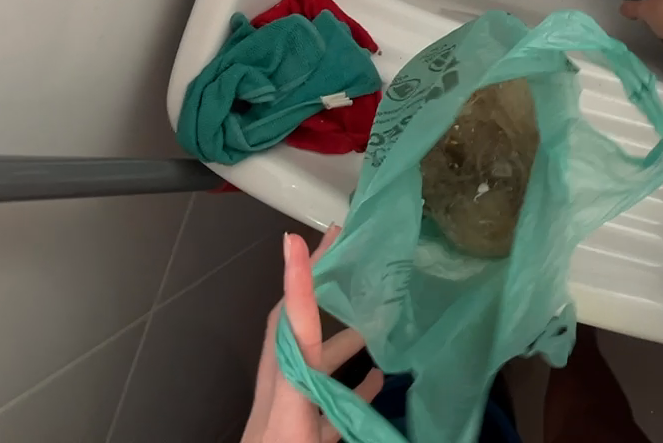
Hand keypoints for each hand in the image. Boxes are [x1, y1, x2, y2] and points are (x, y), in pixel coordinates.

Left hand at [242, 224, 384, 442]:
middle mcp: (283, 407)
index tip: (295, 240)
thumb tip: (364, 358)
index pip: (292, 334)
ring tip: (378, 314)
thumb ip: (334, 402)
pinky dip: (350, 382)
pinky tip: (379, 376)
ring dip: (341, 335)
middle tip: (344, 246)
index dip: (296, 285)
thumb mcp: (300, 434)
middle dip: (316, 285)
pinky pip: (325, 403)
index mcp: (286, 408)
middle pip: (295, 331)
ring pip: (312, 364)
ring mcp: (288, 425)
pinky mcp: (298, 441)